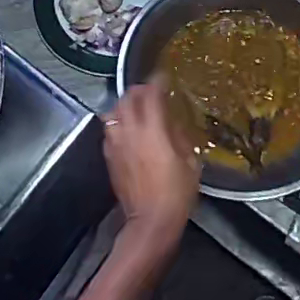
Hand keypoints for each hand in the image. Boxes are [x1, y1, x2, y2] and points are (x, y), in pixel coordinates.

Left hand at [102, 79, 200, 249]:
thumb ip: (180, 137)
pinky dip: (116, 123)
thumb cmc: (176, 193)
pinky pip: (109, 131)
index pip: (151, 94)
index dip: (157, 81)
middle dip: (138, 90)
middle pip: (127, 98)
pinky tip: (125, 130)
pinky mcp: (109, 158)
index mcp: (153, 130)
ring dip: (123, 105)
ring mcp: (117, 144)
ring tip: (134, 107)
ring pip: (112, 112)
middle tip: (149, 90)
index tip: (163, 77)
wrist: (151, 222)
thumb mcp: (190, 162)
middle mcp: (130, 132)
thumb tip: (174, 125)